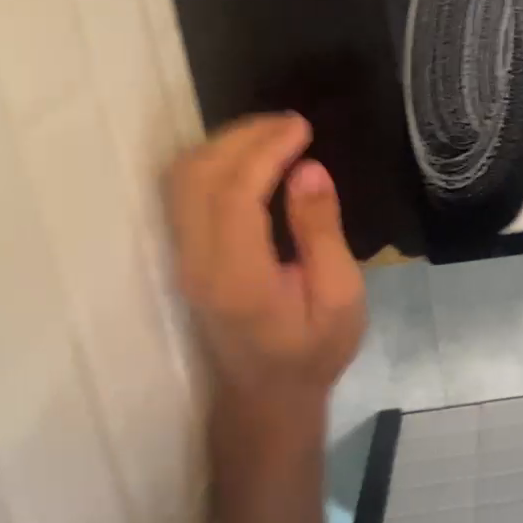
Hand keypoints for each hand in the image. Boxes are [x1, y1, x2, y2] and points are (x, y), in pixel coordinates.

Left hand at [165, 113, 365, 400]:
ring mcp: (184, 259)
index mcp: (238, 277)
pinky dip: (215, 160)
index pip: (234, 194)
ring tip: (275, 134)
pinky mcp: (185, 254)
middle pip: (197, 177)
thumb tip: (308, 169)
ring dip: (225, 144)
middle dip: (244, 137)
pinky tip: (251, 155)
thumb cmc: (313, 349)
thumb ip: (321, 231)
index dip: (266, 151)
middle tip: (293, 124)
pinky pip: (185, 191)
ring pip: (182, 180)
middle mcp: (198, 263)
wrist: (267, 397)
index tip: (304, 128)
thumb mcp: (340, 296)